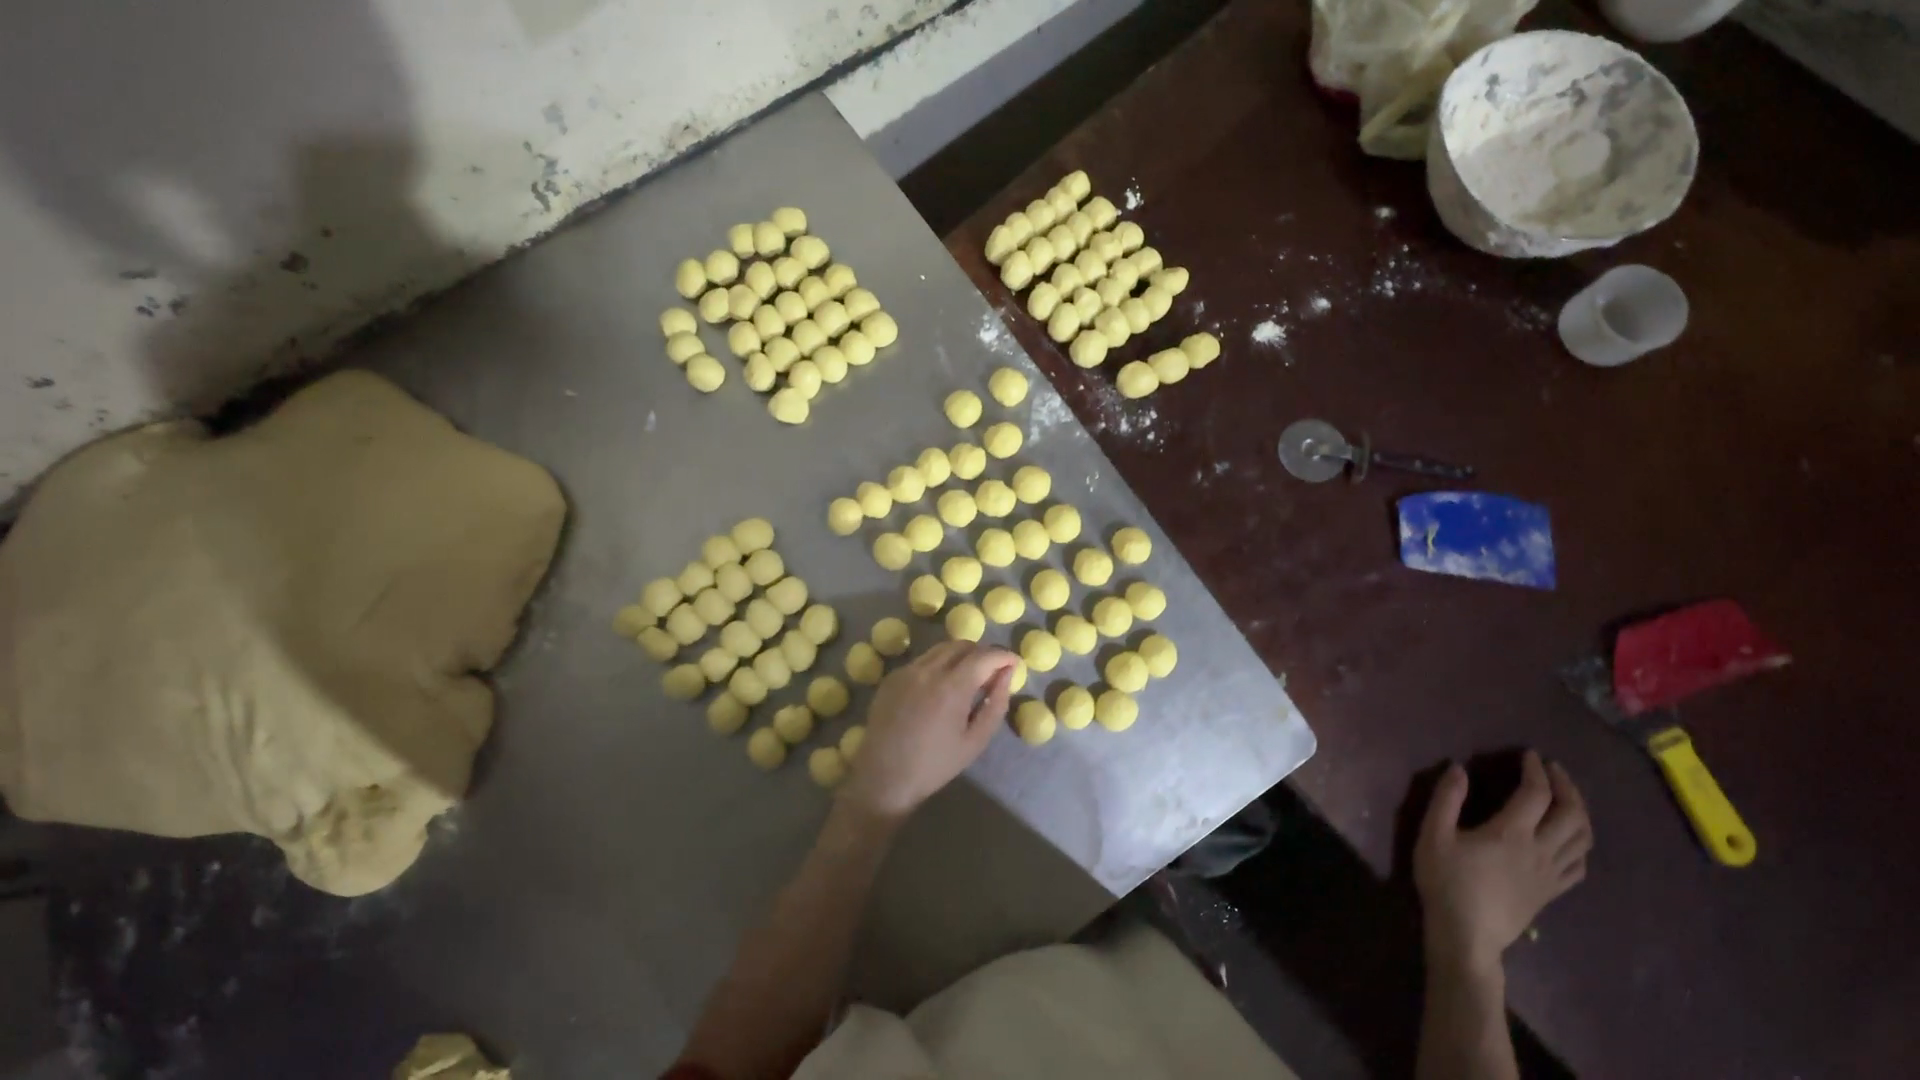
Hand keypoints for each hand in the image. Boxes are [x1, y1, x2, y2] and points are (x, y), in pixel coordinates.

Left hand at [840, 641, 1017, 819]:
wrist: (884, 777)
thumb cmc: (935, 765)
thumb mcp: (975, 740)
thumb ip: (996, 704)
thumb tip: (1007, 674)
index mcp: (951, 687)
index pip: (984, 656)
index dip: (1003, 655)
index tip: (1014, 663)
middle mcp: (927, 671)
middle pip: (962, 645)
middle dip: (982, 653)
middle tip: (992, 672)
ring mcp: (906, 671)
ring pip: (940, 649)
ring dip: (960, 656)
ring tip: (967, 678)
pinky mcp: (891, 678)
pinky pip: (921, 661)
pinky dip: (938, 665)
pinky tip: (939, 688)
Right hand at [1414, 751, 1591, 972]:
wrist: (1466, 935)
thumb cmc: (1446, 882)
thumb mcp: (1432, 836)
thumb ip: (1446, 799)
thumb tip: (1457, 768)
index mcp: (1512, 833)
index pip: (1536, 793)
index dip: (1536, 770)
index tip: (1529, 754)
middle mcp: (1540, 850)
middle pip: (1572, 813)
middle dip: (1567, 786)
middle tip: (1553, 770)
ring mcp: (1550, 874)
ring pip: (1583, 838)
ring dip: (1580, 812)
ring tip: (1567, 798)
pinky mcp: (1551, 892)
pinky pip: (1579, 865)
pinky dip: (1580, 845)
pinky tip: (1569, 839)